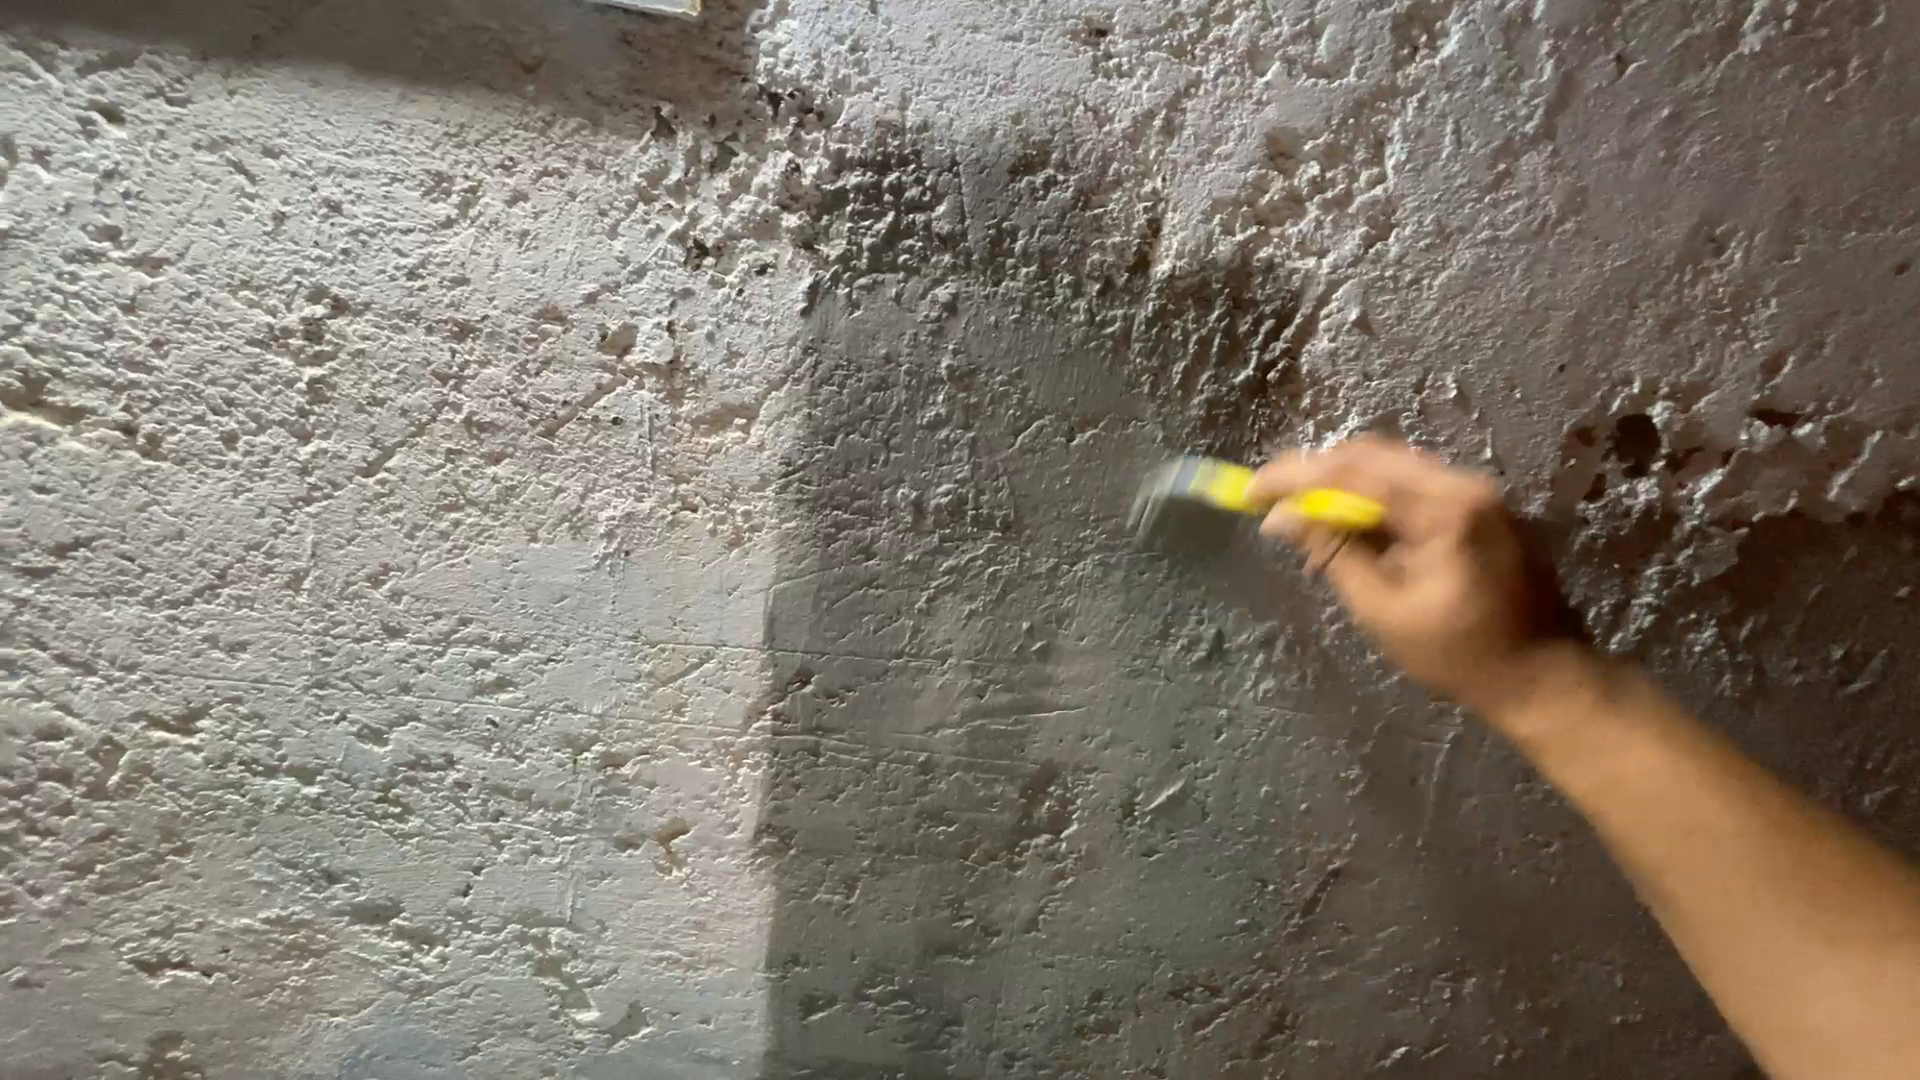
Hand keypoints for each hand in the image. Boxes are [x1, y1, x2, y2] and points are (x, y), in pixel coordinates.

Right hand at [1250, 437, 1585, 717]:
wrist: (1547, 678)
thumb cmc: (1460, 655)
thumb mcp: (1382, 608)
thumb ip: (1332, 553)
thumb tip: (1280, 518)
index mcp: (1444, 510)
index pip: (1351, 471)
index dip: (1292, 476)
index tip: (1250, 490)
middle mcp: (1463, 485)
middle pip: (1369, 455)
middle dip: (1312, 472)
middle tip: (1270, 499)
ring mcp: (1476, 492)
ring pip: (1387, 466)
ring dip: (1338, 484)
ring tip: (1302, 517)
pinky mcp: (1478, 507)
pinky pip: (1409, 485)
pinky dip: (1368, 497)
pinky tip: (1347, 527)